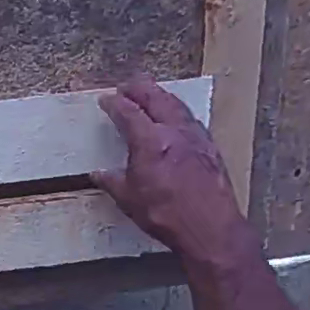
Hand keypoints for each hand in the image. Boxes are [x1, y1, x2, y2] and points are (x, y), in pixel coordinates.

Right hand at [92, 78, 255, 272]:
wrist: (208, 226)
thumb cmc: (166, 213)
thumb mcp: (128, 199)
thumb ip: (113, 181)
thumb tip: (99, 174)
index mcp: (150, 142)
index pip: (129, 114)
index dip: (115, 104)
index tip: (106, 98)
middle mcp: (174, 132)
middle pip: (157, 100)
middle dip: (141, 89)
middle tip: (129, 84)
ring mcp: (195, 138)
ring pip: (177, 106)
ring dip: (162, 96)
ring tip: (152, 93)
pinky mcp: (209, 148)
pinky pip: (191, 120)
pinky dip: (178, 111)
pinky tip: (176, 117)